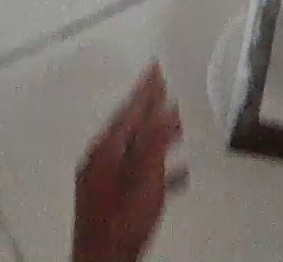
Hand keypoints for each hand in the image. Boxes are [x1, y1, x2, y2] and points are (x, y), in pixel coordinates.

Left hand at [73, 63, 184, 261]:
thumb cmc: (124, 217)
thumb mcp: (145, 172)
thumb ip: (157, 138)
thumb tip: (167, 106)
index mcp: (106, 148)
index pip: (130, 109)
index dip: (146, 87)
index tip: (157, 66)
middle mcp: (101, 160)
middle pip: (131, 126)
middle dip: (152, 109)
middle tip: (169, 89)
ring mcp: (103, 181)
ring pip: (135, 148)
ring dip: (158, 137)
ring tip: (181, 127)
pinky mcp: (110, 199)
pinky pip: (137, 172)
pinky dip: (156, 165)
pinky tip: (177, 172)